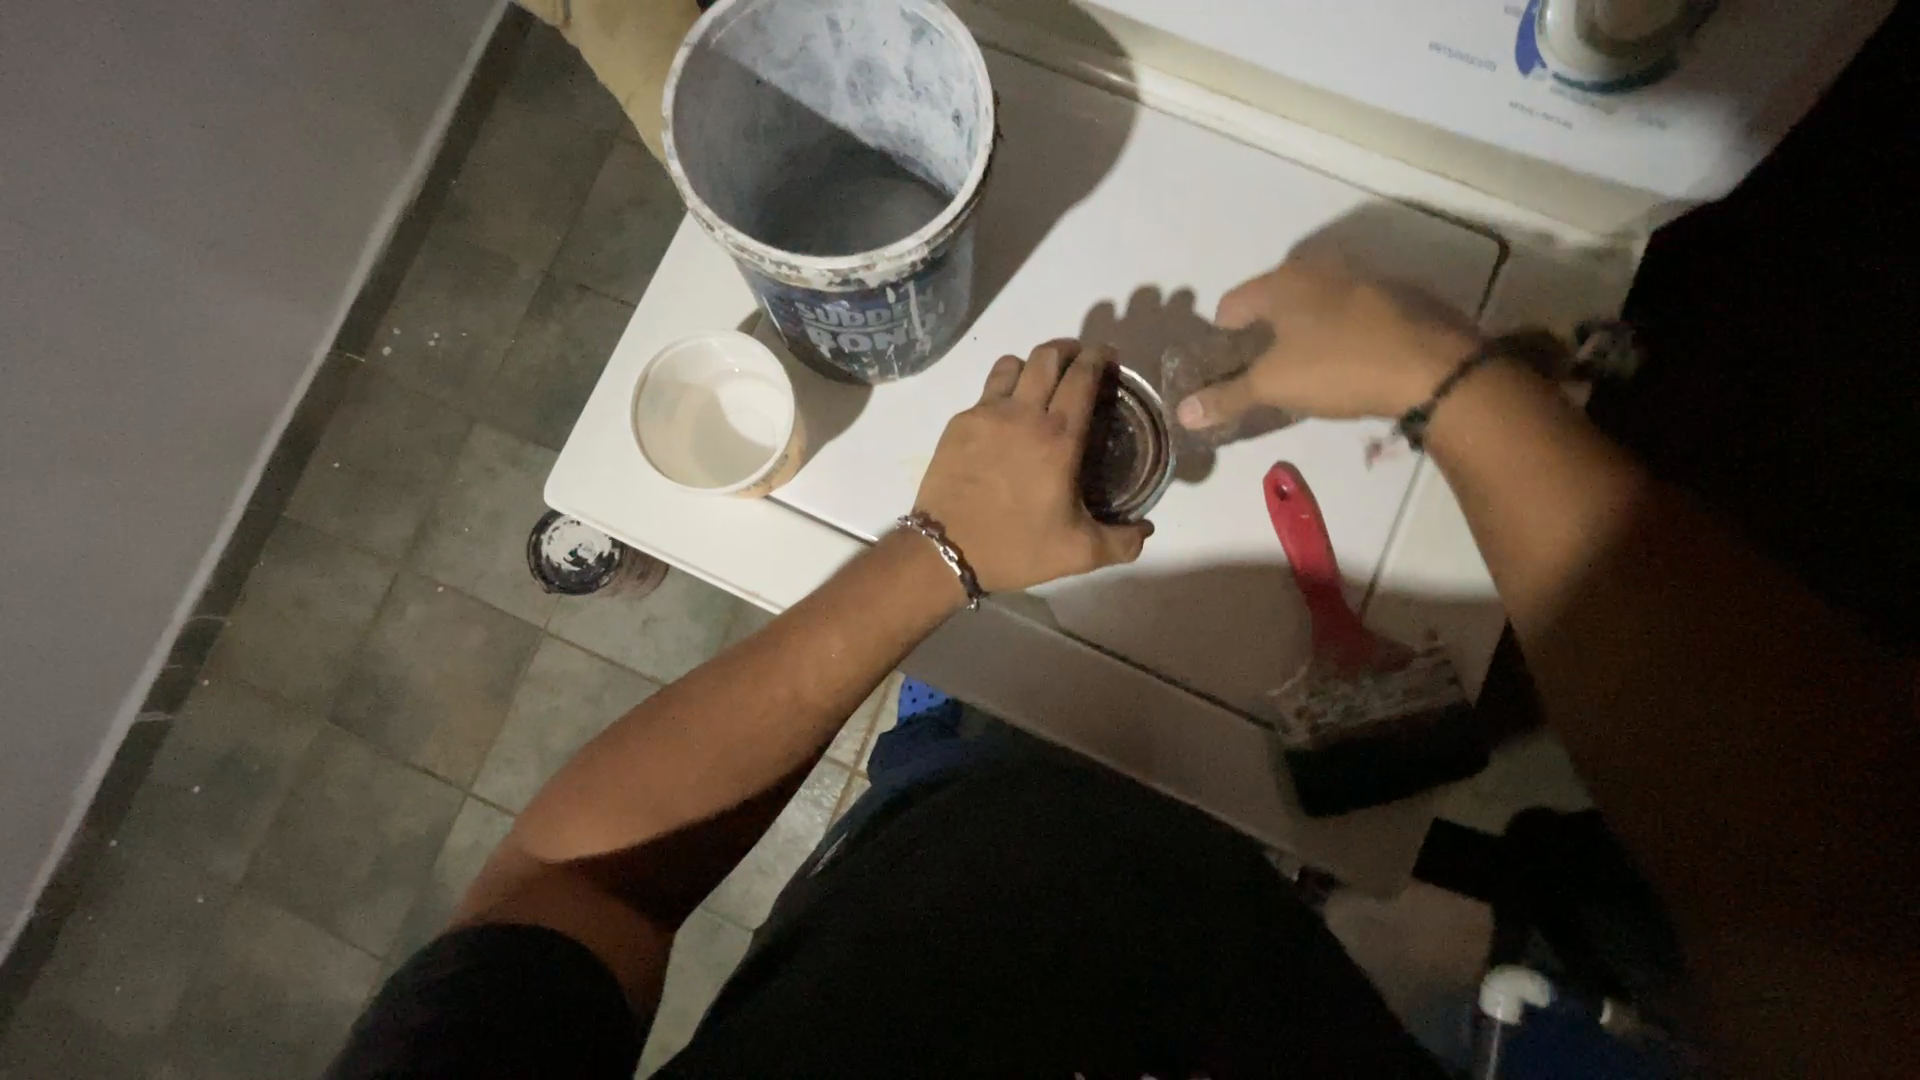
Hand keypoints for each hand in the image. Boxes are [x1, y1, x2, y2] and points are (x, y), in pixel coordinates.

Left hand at [913, 340, 1153, 591]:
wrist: (945, 551)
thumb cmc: (1015, 548)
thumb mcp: (1078, 553)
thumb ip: (1122, 542)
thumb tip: (1146, 529)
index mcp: (1059, 437)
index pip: (1082, 376)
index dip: (1098, 357)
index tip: (1107, 356)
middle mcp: (1023, 414)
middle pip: (1047, 356)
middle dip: (1068, 349)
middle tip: (1078, 361)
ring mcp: (986, 415)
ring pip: (1012, 364)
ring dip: (1032, 364)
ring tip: (1041, 381)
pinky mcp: (958, 424)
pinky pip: (985, 390)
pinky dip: (1002, 390)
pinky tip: (1006, 415)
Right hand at [1174, 253, 1480, 428]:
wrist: (1435, 368)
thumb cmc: (1339, 368)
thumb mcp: (1274, 387)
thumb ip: (1226, 397)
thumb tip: (1182, 413)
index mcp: (1283, 282)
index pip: (1230, 305)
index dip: (1221, 340)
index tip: (1229, 371)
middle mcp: (1319, 268)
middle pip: (1271, 302)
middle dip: (1261, 335)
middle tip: (1264, 374)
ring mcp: (1362, 278)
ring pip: (1312, 305)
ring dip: (1301, 333)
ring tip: (1306, 371)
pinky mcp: (1396, 297)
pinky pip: (1349, 313)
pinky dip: (1338, 333)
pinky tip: (1347, 364)